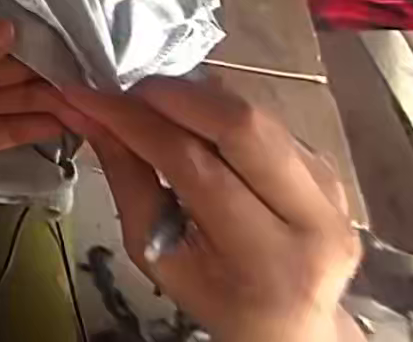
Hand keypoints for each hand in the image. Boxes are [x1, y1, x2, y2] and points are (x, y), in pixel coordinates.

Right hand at [0, 75, 360, 341]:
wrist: (296, 327)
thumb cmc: (216, 297)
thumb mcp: (157, 255)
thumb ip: (124, 177)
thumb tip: (83, 111)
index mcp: (269, 262)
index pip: (189, 162)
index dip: (129, 118)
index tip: (83, 94)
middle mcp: (314, 222)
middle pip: (239, 122)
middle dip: (168, 94)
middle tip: (124, 94)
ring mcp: (329, 189)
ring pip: (249, 110)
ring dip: (188, 97)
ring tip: (151, 109)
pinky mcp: (326, 165)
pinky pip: (258, 115)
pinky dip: (211, 107)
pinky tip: (188, 124)